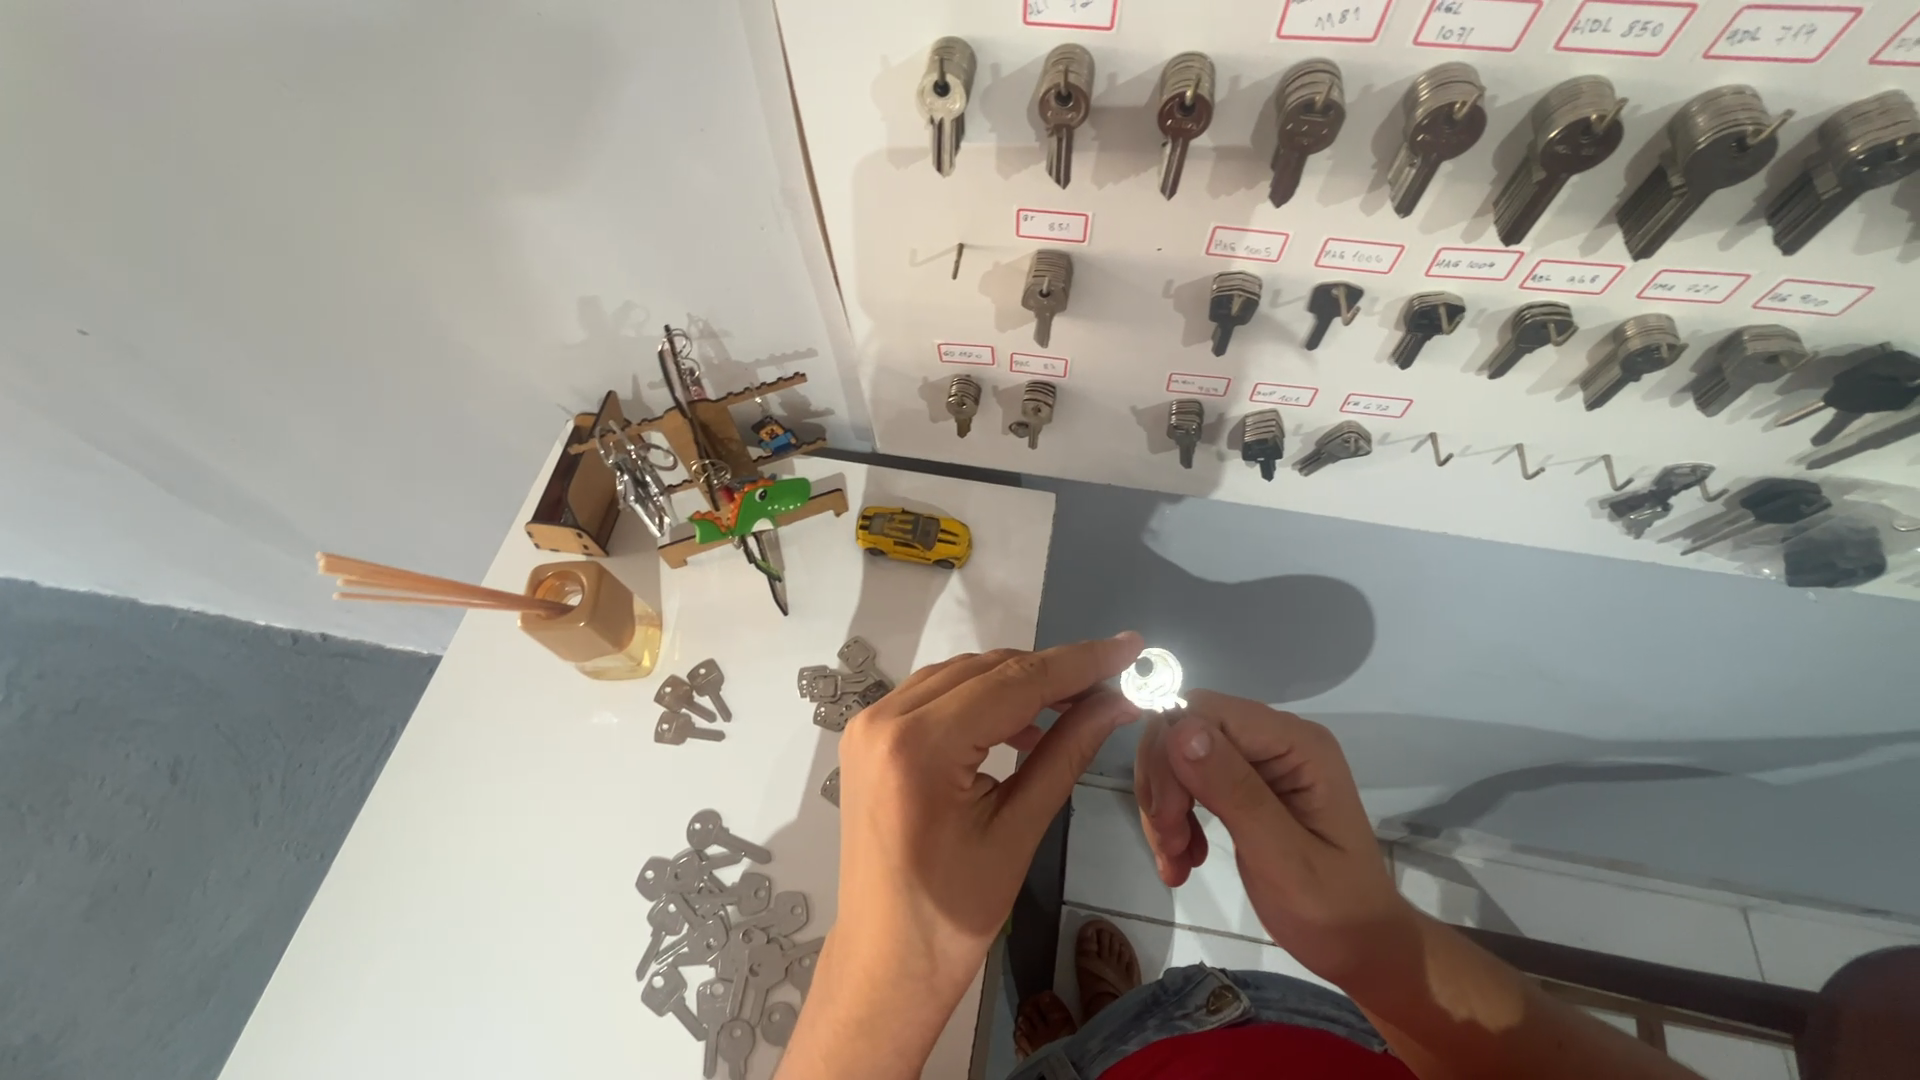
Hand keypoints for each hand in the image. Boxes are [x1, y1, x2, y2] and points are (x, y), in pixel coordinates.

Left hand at [780, 634, 1141, 1079]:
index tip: (1130, 646)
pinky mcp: (869, 736)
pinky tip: (1020, 727)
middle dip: (1051, 672)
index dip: (1079, 663)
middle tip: (1111, 681)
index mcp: (919, 746)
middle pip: (985, 670)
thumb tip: (1117, 702)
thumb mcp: (1019, 830)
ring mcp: (869, 724)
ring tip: (1073, 704)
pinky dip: (981, 700)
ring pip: (960, 676)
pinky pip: (935, 696)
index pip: (1014, 682)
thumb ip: (1066, 752)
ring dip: (1016, 682)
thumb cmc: (955, 914)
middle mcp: (884, 718)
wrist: (885, 962)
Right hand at [1134, 690, 1413, 985]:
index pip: (1206, 712)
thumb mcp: (1285, 858)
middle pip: (1183, 728)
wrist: (1357, 945)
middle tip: (1169, 845)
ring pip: (1175, 753)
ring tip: (1175, 858)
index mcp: (1296, 744)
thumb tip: (1180, 731)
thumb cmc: (1332, 909)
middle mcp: (1275, 738)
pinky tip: (1181, 856)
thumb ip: (1236, 792)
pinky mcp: (1240, 781)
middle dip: (1163, 784)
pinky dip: (1171, 816)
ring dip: (1162, 805)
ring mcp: (1257, 758)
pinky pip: (1184, 778)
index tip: (1167, 819)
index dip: (1171, 756)